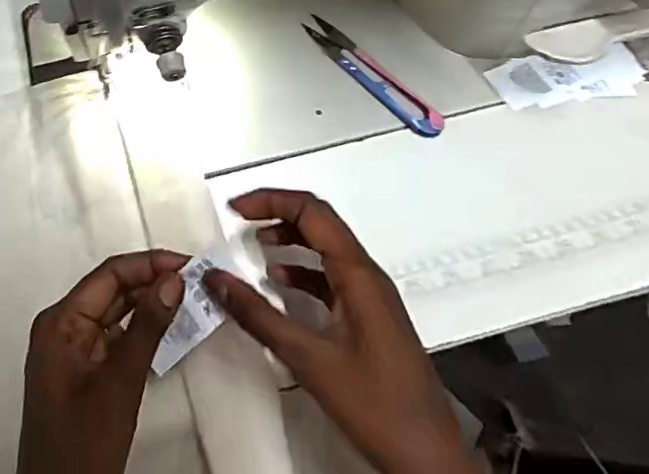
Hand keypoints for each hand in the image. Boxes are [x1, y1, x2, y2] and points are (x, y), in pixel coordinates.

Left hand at [18, 249, 187, 473]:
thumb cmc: (80, 448)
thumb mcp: (120, 384)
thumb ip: (147, 328)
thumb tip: (171, 282)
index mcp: (60, 321)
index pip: (108, 275)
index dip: (148, 264)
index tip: (185, 264)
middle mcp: (61, 327)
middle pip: (111, 290)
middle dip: (151, 280)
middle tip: (193, 279)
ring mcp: (70, 350)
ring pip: (114, 312)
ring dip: (148, 304)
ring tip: (186, 297)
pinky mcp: (82, 371)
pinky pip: (113, 336)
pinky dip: (139, 330)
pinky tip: (165, 327)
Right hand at [205, 190, 477, 473]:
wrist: (432, 463)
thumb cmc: (380, 409)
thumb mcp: (310, 360)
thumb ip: (259, 315)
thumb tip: (216, 280)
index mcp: (358, 275)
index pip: (312, 211)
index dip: (271, 200)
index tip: (238, 208)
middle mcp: (367, 277)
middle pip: (320, 223)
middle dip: (278, 213)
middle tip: (241, 218)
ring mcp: (371, 298)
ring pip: (325, 249)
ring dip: (289, 240)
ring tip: (255, 247)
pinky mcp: (369, 318)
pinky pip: (331, 277)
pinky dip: (301, 271)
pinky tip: (280, 286)